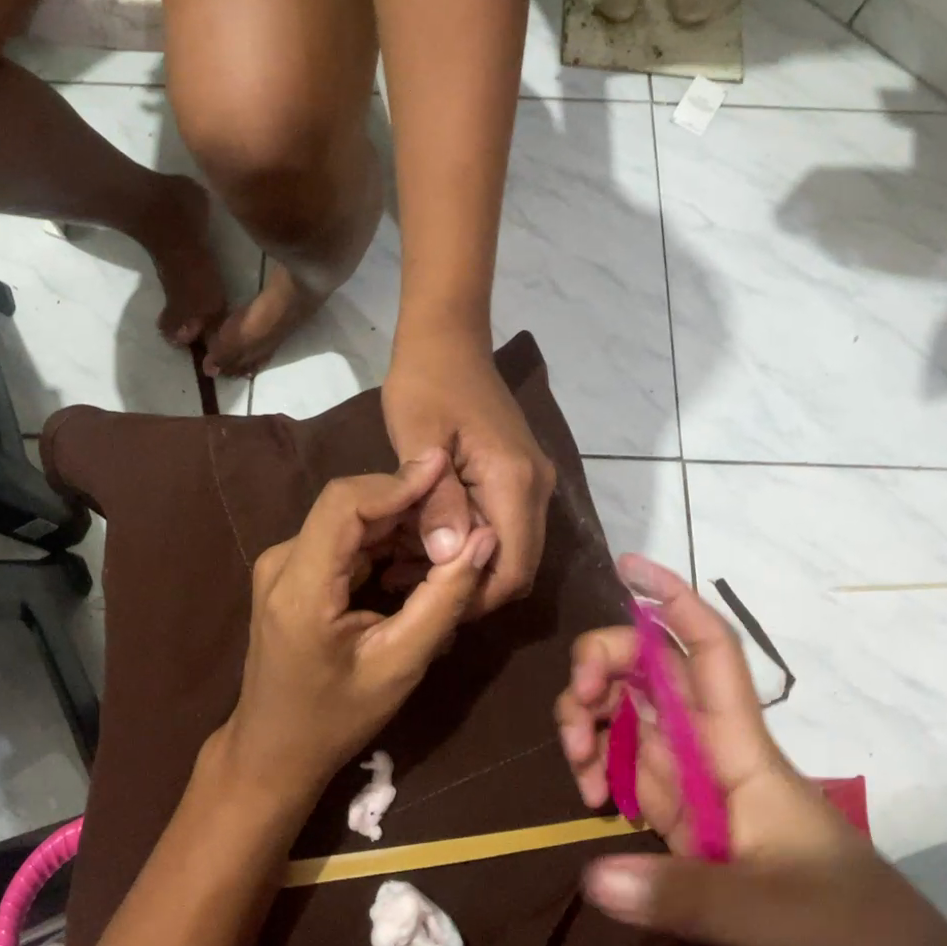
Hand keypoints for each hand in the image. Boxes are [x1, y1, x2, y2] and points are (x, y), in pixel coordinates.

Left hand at [222, 449, 496, 799]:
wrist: (273, 751)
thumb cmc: (336, 719)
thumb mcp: (400, 665)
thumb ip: (442, 600)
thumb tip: (484, 539)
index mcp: (300, 585)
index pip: (345, 503)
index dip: (398, 481)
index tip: (447, 467)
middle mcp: (282, 561)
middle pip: (349, 506)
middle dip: (409, 504)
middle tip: (465, 513)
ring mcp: (283, 565)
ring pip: (349, 521)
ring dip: (400, 524)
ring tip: (452, 537)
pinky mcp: (293, 572)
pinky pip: (343, 541)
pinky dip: (384, 544)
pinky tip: (421, 558)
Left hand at [383, 336, 554, 617]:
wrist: (448, 339)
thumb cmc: (426, 384)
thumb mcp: (419, 438)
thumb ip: (438, 499)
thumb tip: (449, 559)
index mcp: (515, 482)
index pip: (512, 568)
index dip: (474, 596)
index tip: (425, 605)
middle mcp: (536, 488)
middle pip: (517, 566)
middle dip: (468, 587)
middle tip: (411, 592)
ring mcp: (532, 483)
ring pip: (510, 550)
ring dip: (467, 567)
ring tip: (410, 570)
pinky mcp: (518, 477)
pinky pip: (504, 528)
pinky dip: (471, 544)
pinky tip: (426, 542)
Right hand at [554, 555, 946, 945]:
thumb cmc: (849, 924)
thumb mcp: (770, 910)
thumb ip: (684, 894)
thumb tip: (591, 878)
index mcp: (738, 743)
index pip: (705, 651)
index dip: (671, 601)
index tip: (625, 567)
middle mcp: (707, 746)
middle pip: (647, 674)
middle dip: (602, 669)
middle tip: (579, 706)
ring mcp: (691, 781)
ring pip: (627, 717)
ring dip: (590, 723)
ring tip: (579, 769)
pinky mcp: (680, 816)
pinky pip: (626, 768)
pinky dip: (598, 770)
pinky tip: (591, 799)